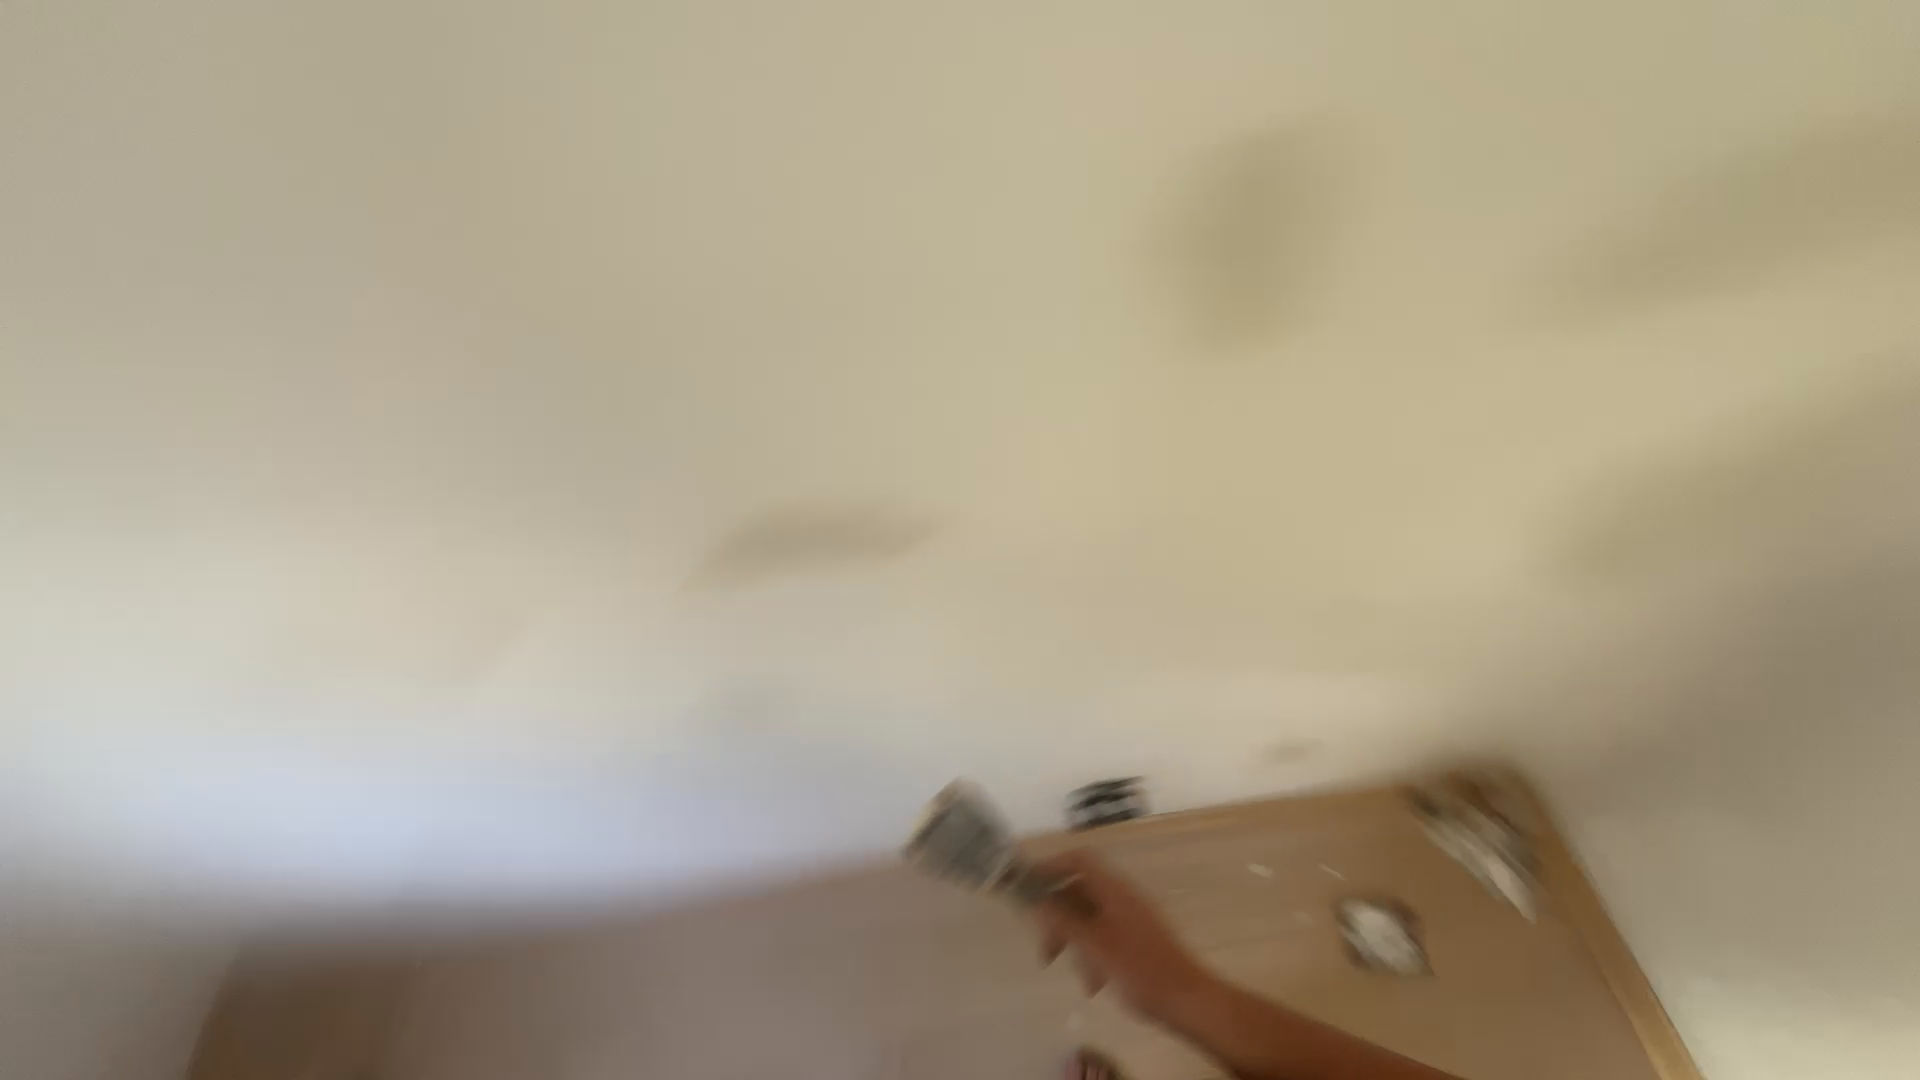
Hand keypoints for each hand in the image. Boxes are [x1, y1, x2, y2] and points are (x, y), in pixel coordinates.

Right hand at [1028, 848, 1216, 1023]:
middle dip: (1059, 918)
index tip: (1030, 888)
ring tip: (1076, 976)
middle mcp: (1123, 896)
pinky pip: (1106, 935)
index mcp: (1113, 889)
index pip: (1079, 860)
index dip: (1052, 867)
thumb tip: (1037, 901)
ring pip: (1092, 918)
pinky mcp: (1140, 938)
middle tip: (1044, 949)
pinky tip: (1094, 984)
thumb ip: (1064, 920)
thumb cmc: (1139, 970)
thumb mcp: (1094, 946)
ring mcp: (1133, 917)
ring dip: (1077, 942)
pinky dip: (1094, 954)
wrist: (1189, 1001)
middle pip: (1081, 892)